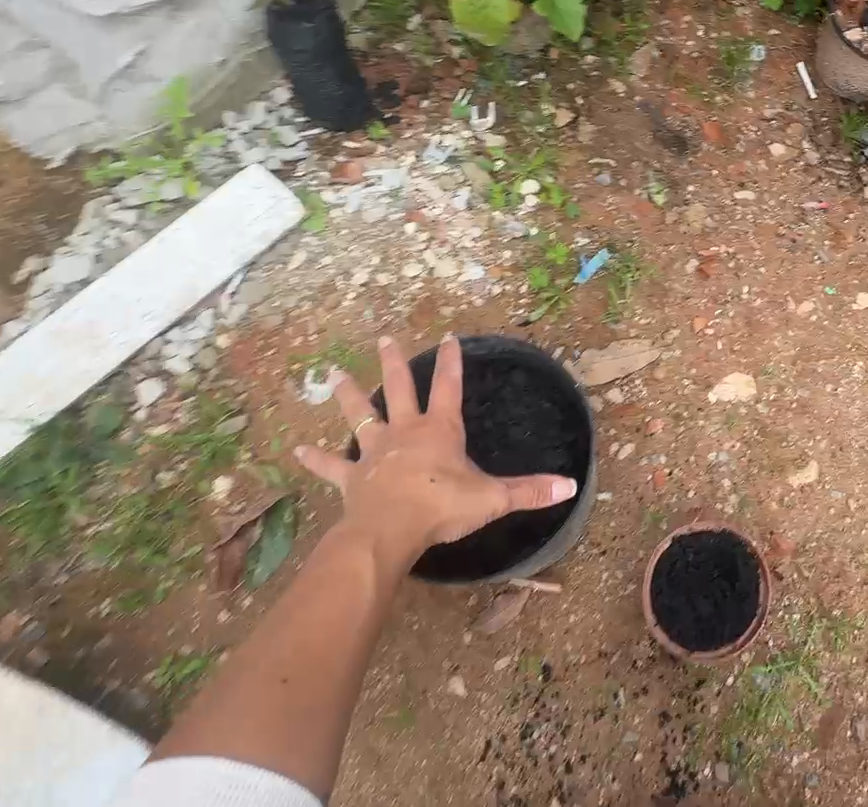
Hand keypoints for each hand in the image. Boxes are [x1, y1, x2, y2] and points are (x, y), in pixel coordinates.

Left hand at [294, 335, 577, 560]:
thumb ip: (530, 491)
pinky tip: (296, 450)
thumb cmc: (442, 507)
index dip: (451, 361)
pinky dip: (315, 459)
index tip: (448, 337)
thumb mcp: (492, 498)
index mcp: (440, 430)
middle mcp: (405, 432)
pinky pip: (331, 466)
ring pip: (360, 416)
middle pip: (398, 389)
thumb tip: (570, 485)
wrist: (389, 532)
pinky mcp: (352, 478)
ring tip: (335, 375)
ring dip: (349, 396)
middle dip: (394, 363)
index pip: (449, 386)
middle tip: (384, 339)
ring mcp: (375, 453)